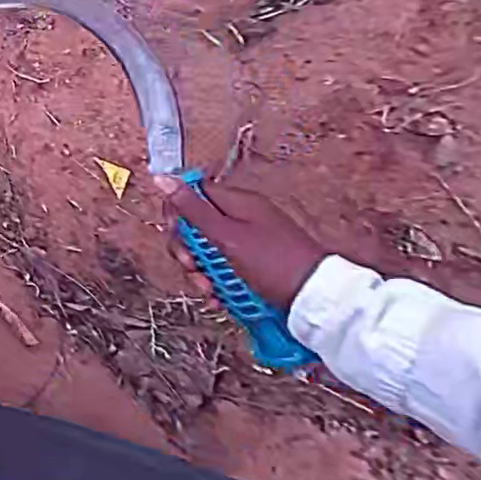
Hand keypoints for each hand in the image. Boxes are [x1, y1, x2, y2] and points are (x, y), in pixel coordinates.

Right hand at [155, 176, 326, 310]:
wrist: (318, 301)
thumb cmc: (273, 263)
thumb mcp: (226, 235)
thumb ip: (192, 208)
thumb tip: (163, 178)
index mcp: (236, 203)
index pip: (192, 192)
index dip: (177, 210)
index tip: (176, 231)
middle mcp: (240, 218)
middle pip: (194, 224)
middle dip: (186, 248)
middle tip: (191, 265)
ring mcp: (246, 241)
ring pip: (204, 250)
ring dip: (199, 270)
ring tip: (208, 287)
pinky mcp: (251, 264)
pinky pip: (221, 267)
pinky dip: (215, 281)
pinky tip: (218, 296)